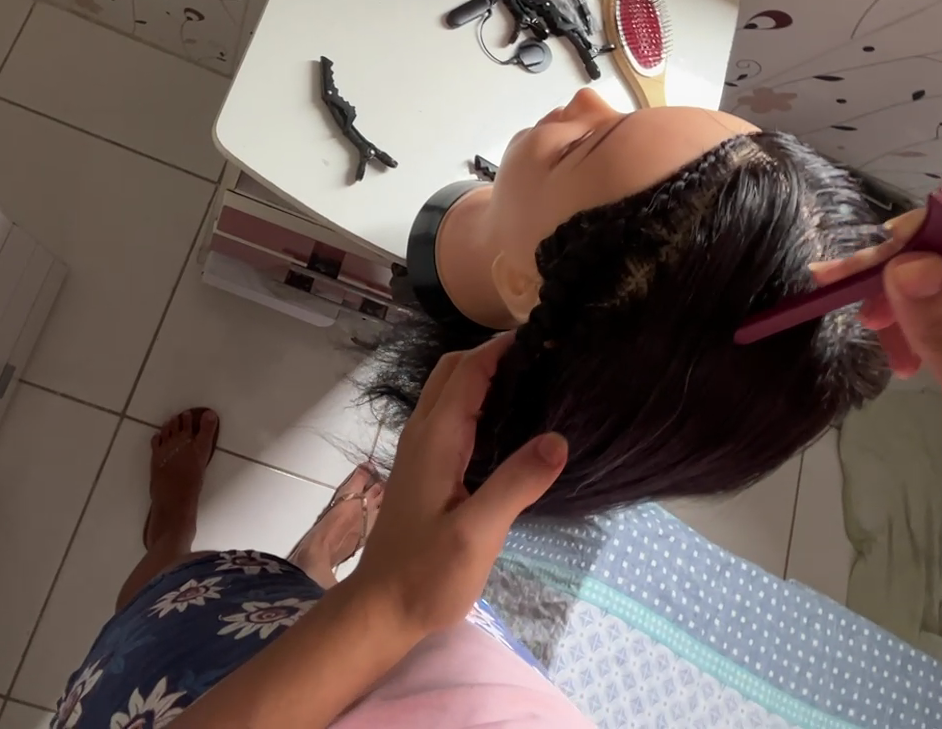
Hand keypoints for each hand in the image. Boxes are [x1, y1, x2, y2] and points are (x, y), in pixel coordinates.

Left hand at [347, 335, 567, 634]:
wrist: (383, 606)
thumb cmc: (427, 573)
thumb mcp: (477, 534)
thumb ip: (515, 485)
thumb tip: (558, 438)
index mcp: (436, 437)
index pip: (468, 372)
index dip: (500, 348)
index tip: (539, 335)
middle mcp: (423, 432)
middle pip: (452, 370)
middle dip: (490, 352)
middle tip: (538, 355)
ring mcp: (420, 448)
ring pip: (446, 389)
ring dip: (480, 372)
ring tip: (528, 377)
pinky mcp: (423, 465)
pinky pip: (448, 413)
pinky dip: (474, 397)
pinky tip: (504, 420)